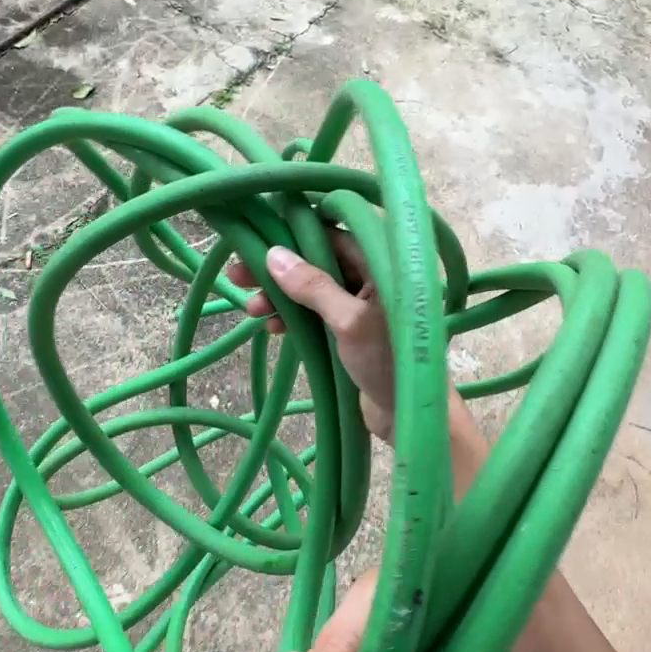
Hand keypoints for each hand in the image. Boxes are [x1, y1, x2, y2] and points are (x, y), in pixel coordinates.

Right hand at [226, 238, 396, 439]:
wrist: (410, 416)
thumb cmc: (389, 362)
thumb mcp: (349, 321)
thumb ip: (314, 287)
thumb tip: (274, 255)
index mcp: (382, 265)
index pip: (333, 235)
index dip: (295, 234)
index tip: (259, 236)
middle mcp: (371, 278)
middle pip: (317, 261)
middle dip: (280, 269)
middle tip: (240, 276)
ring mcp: (359, 306)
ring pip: (312, 290)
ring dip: (281, 296)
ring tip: (252, 309)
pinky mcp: (348, 332)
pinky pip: (315, 315)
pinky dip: (293, 318)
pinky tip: (272, 328)